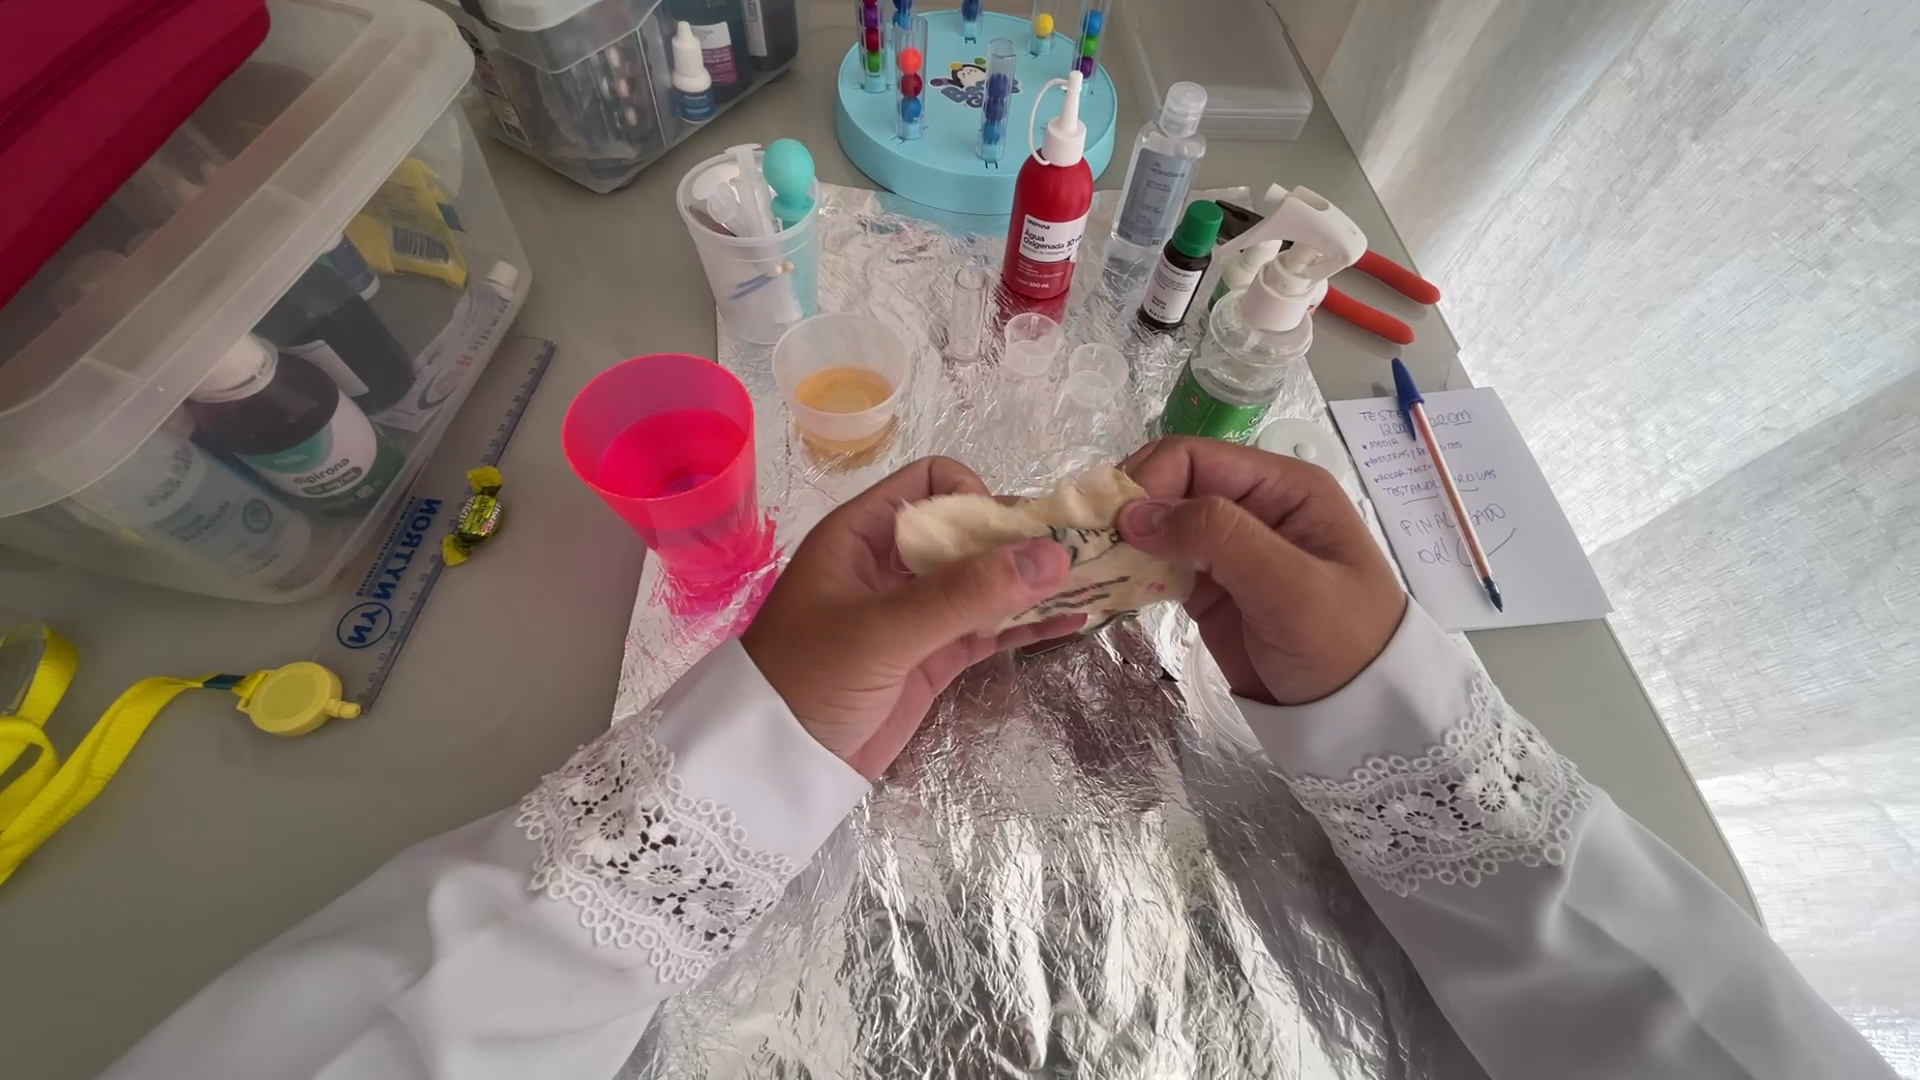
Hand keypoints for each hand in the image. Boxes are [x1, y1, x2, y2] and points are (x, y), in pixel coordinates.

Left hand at [742, 457, 1086, 778]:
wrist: (776, 765)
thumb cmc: (811, 678)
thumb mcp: (883, 629)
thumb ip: (964, 593)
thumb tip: (1052, 555)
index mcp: (865, 534)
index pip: (931, 484)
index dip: (974, 496)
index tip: (1008, 534)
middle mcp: (894, 564)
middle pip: (967, 531)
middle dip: (1018, 540)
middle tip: (1073, 554)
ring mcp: (917, 611)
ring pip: (984, 581)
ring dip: (1031, 581)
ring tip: (1090, 579)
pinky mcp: (934, 655)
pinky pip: (988, 629)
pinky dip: (1026, 624)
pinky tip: (1072, 620)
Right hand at [1117, 437, 1405, 705]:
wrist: (1357, 716)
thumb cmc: (1341, 645)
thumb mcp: (1290, 587)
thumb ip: (1219, 538)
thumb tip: (1133, 514)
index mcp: (1281, 487)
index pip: (1194, 457)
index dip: (1149, 480)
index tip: (1114, 523)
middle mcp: (1250, 506)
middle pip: (1168, 485)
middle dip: (1128, 508)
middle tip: (1091, 545)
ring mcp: (1225, 547)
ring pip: (1156, 524)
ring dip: (1122, 540)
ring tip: (1090, 565)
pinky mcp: (1206, 584)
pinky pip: (1157, 562)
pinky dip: (1130, 569)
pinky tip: (1108, 584)